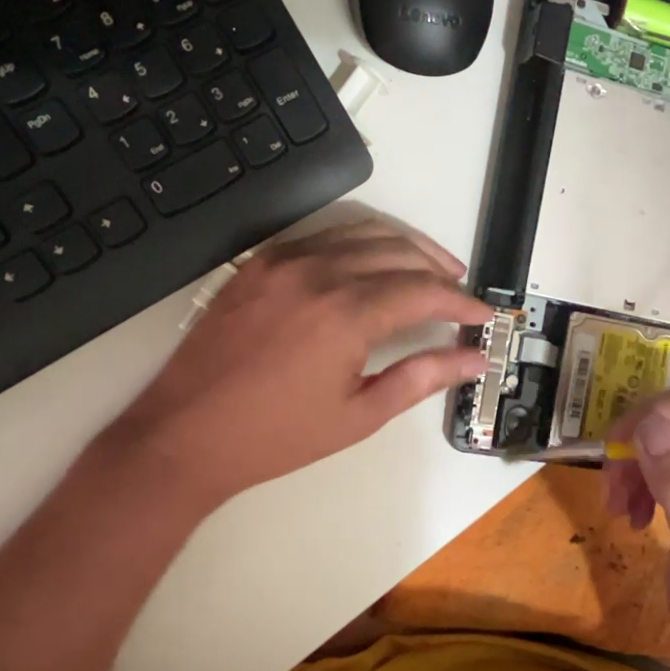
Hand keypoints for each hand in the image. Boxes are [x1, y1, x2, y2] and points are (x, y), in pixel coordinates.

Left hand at [103, 220, 491, 507]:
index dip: (461, 301)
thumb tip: (473, 359)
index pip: (422, 290)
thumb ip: (421, 377)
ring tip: (427, 270)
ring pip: (360, 234)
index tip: (483, 316)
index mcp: (345, 314)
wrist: (186, 434)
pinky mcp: (257, 264)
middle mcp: (316, 273)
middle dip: (438, 267)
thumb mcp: (358, 414)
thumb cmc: (276, 436)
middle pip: (396, 250)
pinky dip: (357, 245)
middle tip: (461, 290)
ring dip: (402, 248)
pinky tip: (369, 266)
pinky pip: (321, 238)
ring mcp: (281, 262)